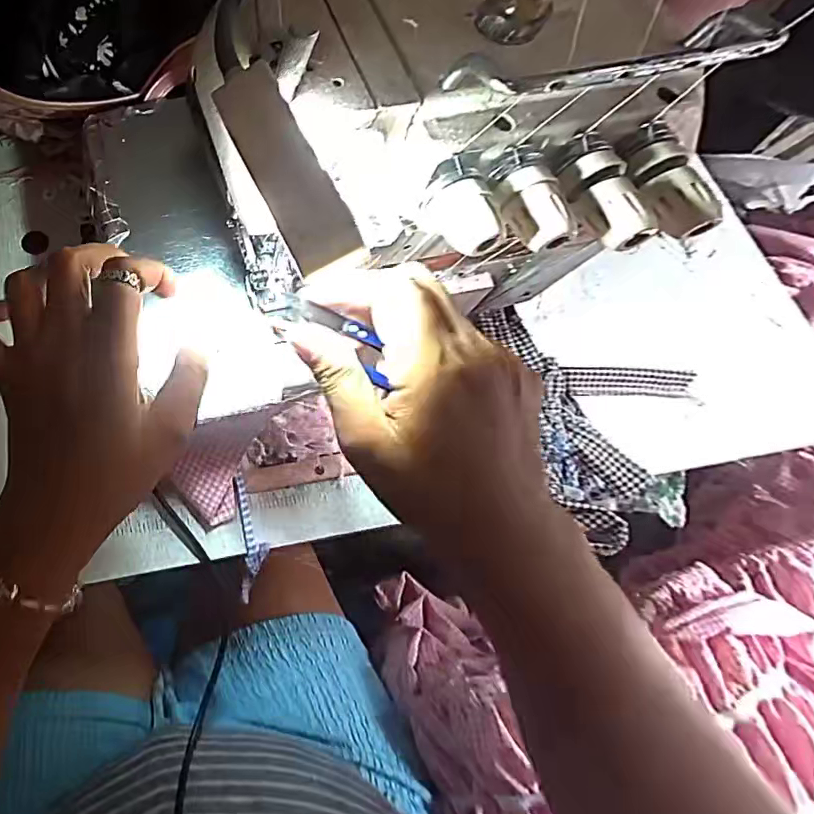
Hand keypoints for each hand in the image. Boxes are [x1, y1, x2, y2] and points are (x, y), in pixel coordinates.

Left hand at [0, 244, 207, 589]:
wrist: (57, 511)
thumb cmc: (117, 473)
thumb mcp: (172, 431)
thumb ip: (190, 378)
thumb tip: (195, 344)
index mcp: (107, 351)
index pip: (122, 279)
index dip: (150, 270)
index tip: (167, 290)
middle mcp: (61, 340)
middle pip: (66, 263)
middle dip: (99, 254)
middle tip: (121, 275)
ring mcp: (24, 355)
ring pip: (20, 283)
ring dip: (49, 276)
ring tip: (75, 292)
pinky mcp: (1, 375)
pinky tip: (14, 318)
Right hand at [286, 267, 566, 554]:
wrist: (502, 528)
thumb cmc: (433, 494)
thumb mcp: (365, 439)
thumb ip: (335, 376)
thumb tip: (303, 336)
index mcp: (434, 362)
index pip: (388, 289)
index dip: (345, 287)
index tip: (315, 300)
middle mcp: (474, 349)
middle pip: (415, 285)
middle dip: (368, 292)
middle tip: (334, 316)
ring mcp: (499, 358)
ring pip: (438, 307)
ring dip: (397, 315)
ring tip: (367, 350)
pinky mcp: (510, 371)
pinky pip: (461, 333)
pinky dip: (427, 337)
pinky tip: (408, 372)